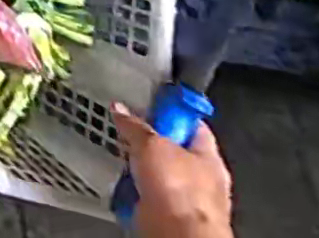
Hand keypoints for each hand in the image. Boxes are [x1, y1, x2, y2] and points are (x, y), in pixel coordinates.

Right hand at [112, 102, 234, 237]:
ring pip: (150, 161)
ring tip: (110, 139)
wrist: (176, 230)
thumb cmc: (178, 187)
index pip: (191, 124)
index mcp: (208, 157)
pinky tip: (112, 164)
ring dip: (131, 152)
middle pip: (168, 142)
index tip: (147, 95)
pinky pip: (139, 178)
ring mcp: (179, 188)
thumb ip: (135, 124)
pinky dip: (125, 171)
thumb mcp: (152, 144)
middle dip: (142, 131)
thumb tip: (121, 109)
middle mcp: (198, 173)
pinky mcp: (160, 200)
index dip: (170, 109)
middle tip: (118, 116)